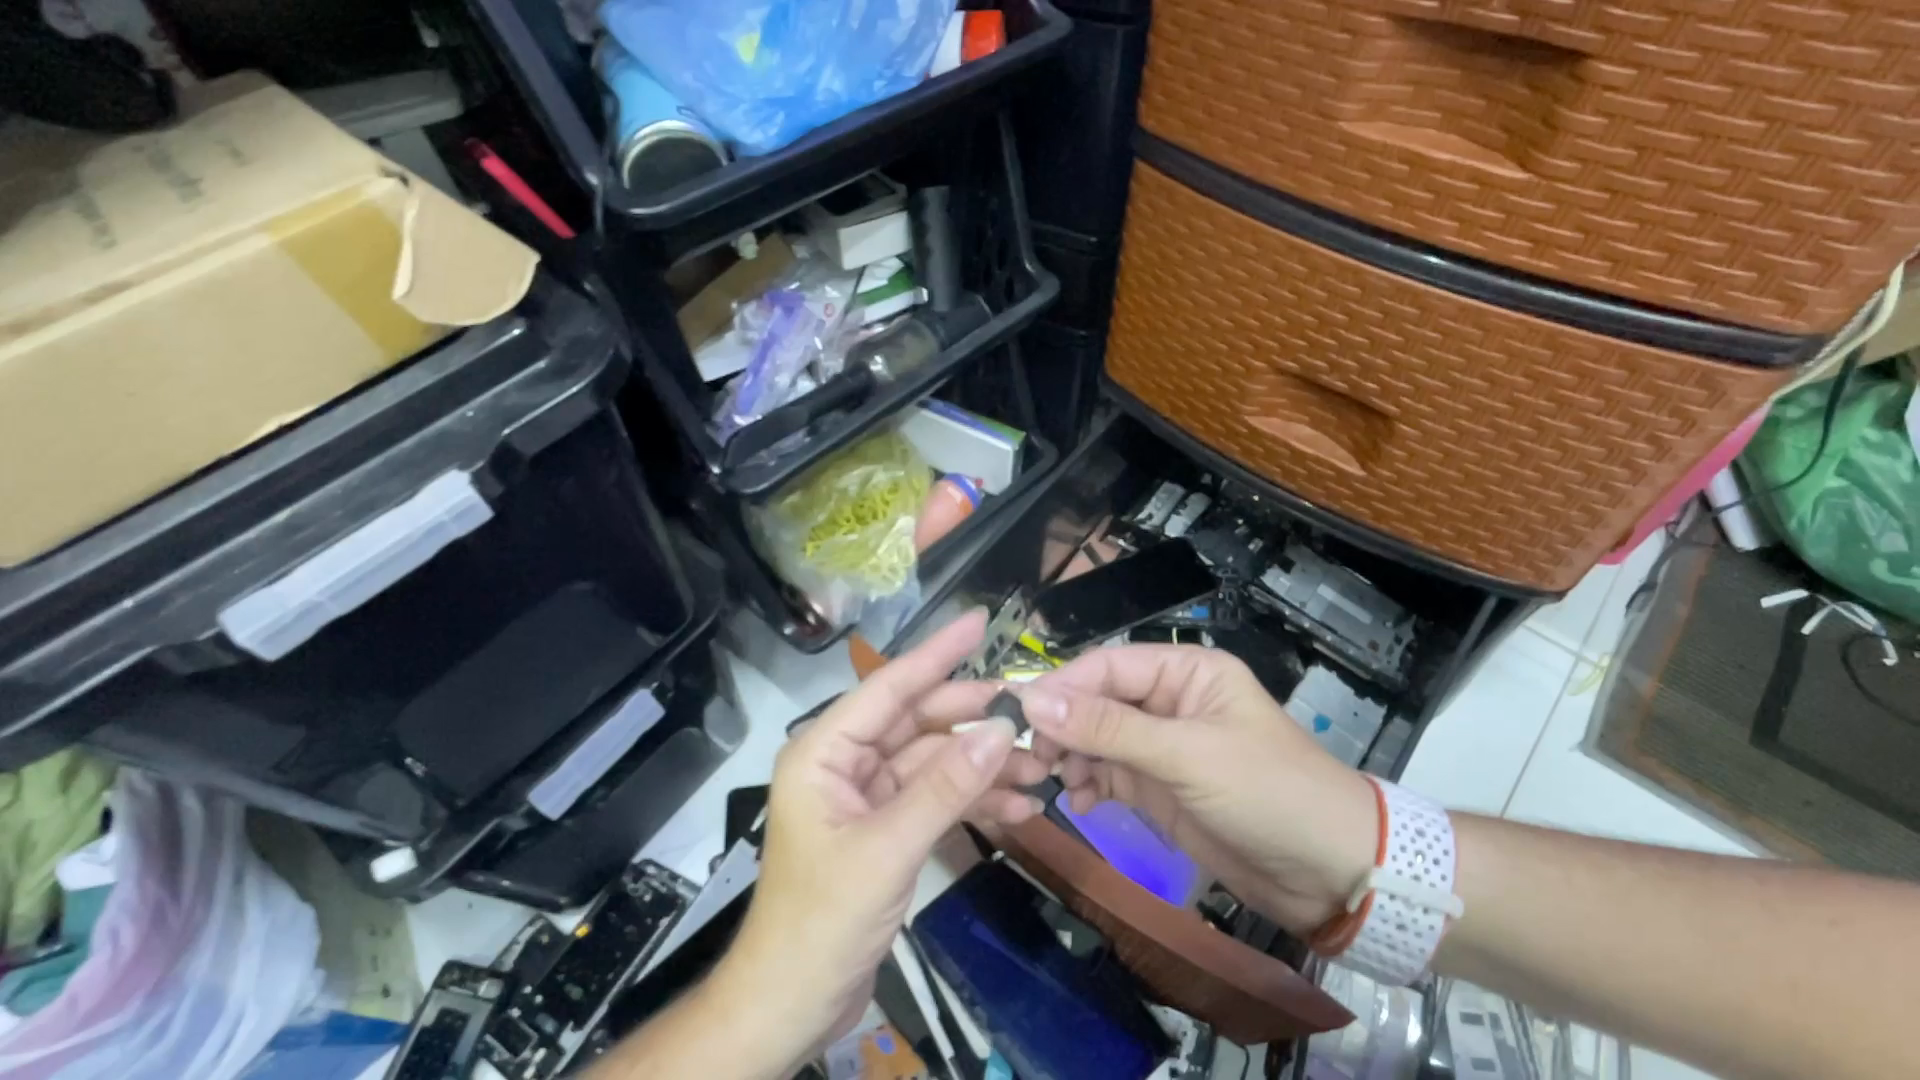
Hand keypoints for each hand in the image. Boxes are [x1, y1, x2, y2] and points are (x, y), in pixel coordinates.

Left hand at [714, 610, 1047, 1068]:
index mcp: (824, 752)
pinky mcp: (886, 830)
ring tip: (1040, 774)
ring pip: (934, 764)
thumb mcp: (888, 848)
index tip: (981, 622)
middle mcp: (845, 763)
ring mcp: (867, 797)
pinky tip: (1019, 811)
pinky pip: (936, 800)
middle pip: (919, 724)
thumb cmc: (823, 919)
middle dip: (975, 723)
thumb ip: (946, 787)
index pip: (890, 687)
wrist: (793, 1002)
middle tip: (1033, 717)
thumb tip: (1001, 730)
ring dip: (984, 769)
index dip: (938, 654)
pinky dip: (974, 803)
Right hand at [1019, 644, 1377, 934]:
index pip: (1107, 667)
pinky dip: (1089, 786)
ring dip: (1071, 759)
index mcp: (1185, 672)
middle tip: (1032, 758)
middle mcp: (1169, 702)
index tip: (1016, 715)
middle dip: (1062, 727)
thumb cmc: (1268, 794)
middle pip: (1096, 703)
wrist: (1331, 874)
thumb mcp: (1187, 755)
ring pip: (1096, 741)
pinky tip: (1079, 803)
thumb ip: (1109, 729)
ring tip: (1054, 782)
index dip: (1062, 688)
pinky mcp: (1159, 790)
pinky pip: (1108, 777)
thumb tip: (1031, 701)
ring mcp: (1161, 748)